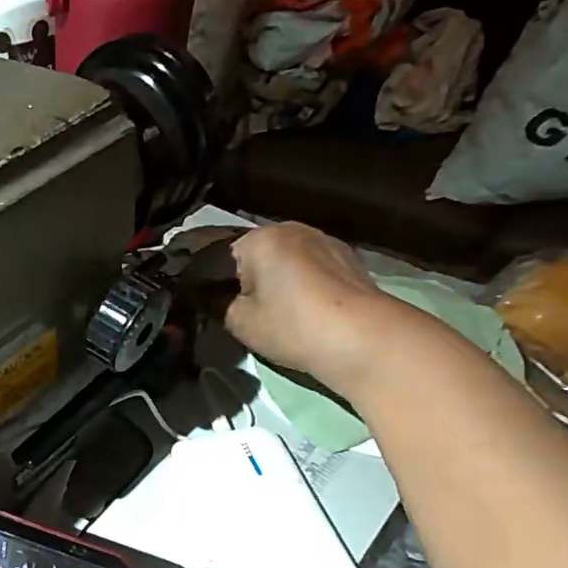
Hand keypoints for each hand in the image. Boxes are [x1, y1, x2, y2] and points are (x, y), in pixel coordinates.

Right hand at [224, 223, 410, 396]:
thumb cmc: (294, 327)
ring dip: (276, 278)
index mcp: (259, 238)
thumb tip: (214, 296)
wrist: (364, 338)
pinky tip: (306, 307)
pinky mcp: (349, 258)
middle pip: (255, 252)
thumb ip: (219, 304)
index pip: (216, 252)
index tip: (203, 299)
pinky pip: (312, 266)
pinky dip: (303, 282)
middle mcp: (291, 228)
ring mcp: (324, 240)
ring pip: (286, 258)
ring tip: (277, 310)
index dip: (206, 278)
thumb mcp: (240, 322)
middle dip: (244, 276)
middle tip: (240, 309)